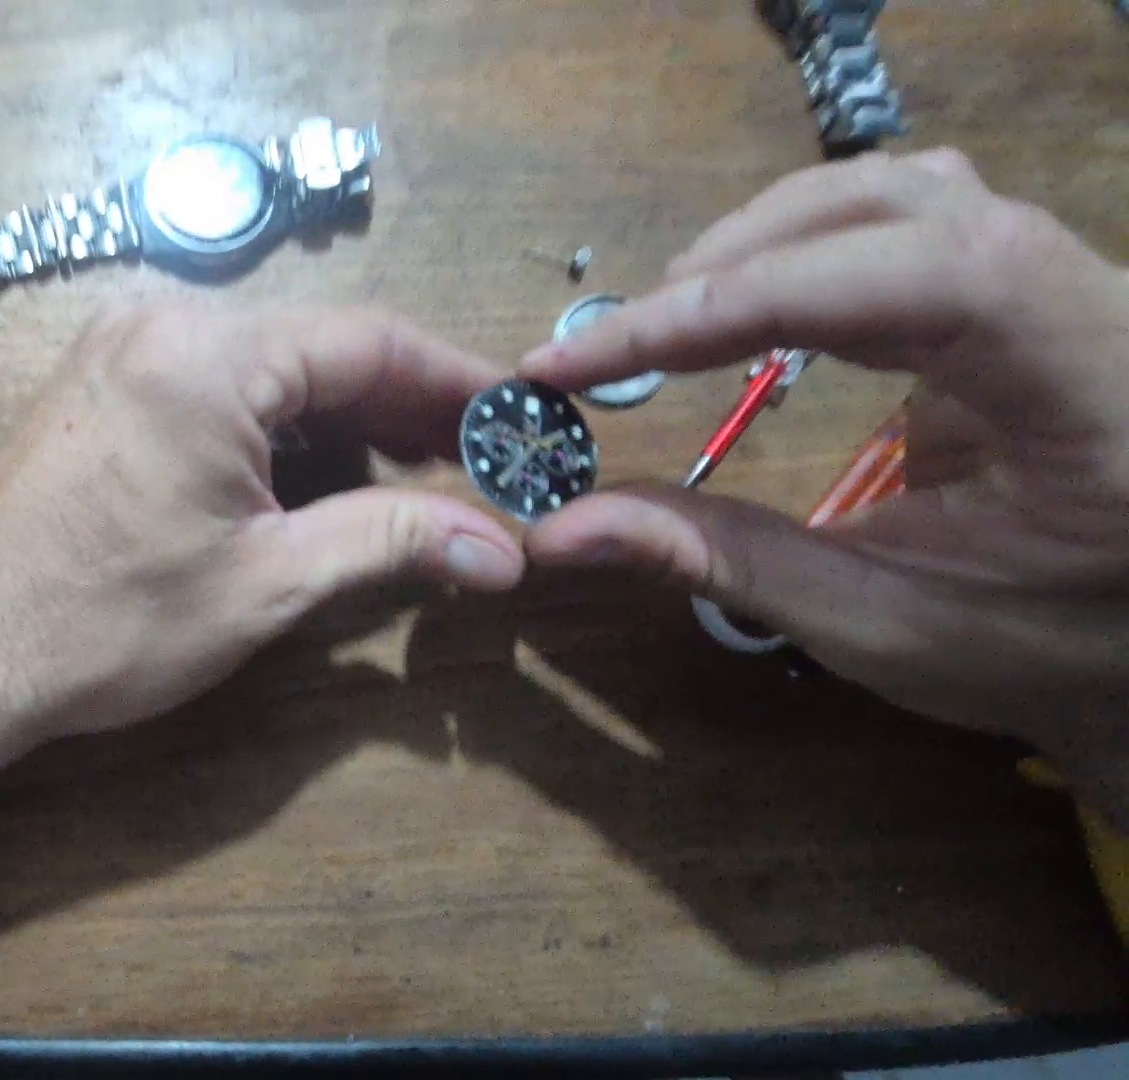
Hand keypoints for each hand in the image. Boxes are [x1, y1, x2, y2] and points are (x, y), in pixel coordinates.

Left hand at [0, 304, 522, 748]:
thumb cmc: (110, 623)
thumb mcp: (265, 581)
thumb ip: (390, 541)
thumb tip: (501, 550)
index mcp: (207, 353)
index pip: (368, 342)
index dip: (454, 381)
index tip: (517, 416)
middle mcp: (163, 320)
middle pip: (319, 349)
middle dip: (401, 408)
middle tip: (476, 460)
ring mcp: (125, 347)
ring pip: (270, 367)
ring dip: (343, 419)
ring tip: (415, 473)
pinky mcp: (105, 383)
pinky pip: (219, 385)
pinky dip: (279, 425)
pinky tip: (321, 470)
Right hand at [516, 149, 1128, 817]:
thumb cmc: (1034, 650)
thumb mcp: (869, 625)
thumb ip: (713, 559)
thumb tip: (555, 533)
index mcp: (1102, 398)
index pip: (925, 283)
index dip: (734, 305)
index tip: (586, 364)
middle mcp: (1100, 308)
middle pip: (899, 210)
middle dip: (725, 270)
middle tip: (610, 352)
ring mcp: (1063, 286)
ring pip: (893, 195)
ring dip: (747, 247)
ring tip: (658, 327)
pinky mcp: (1016, 292)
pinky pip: (894, 223)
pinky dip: (784, 251)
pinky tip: (733, 307)